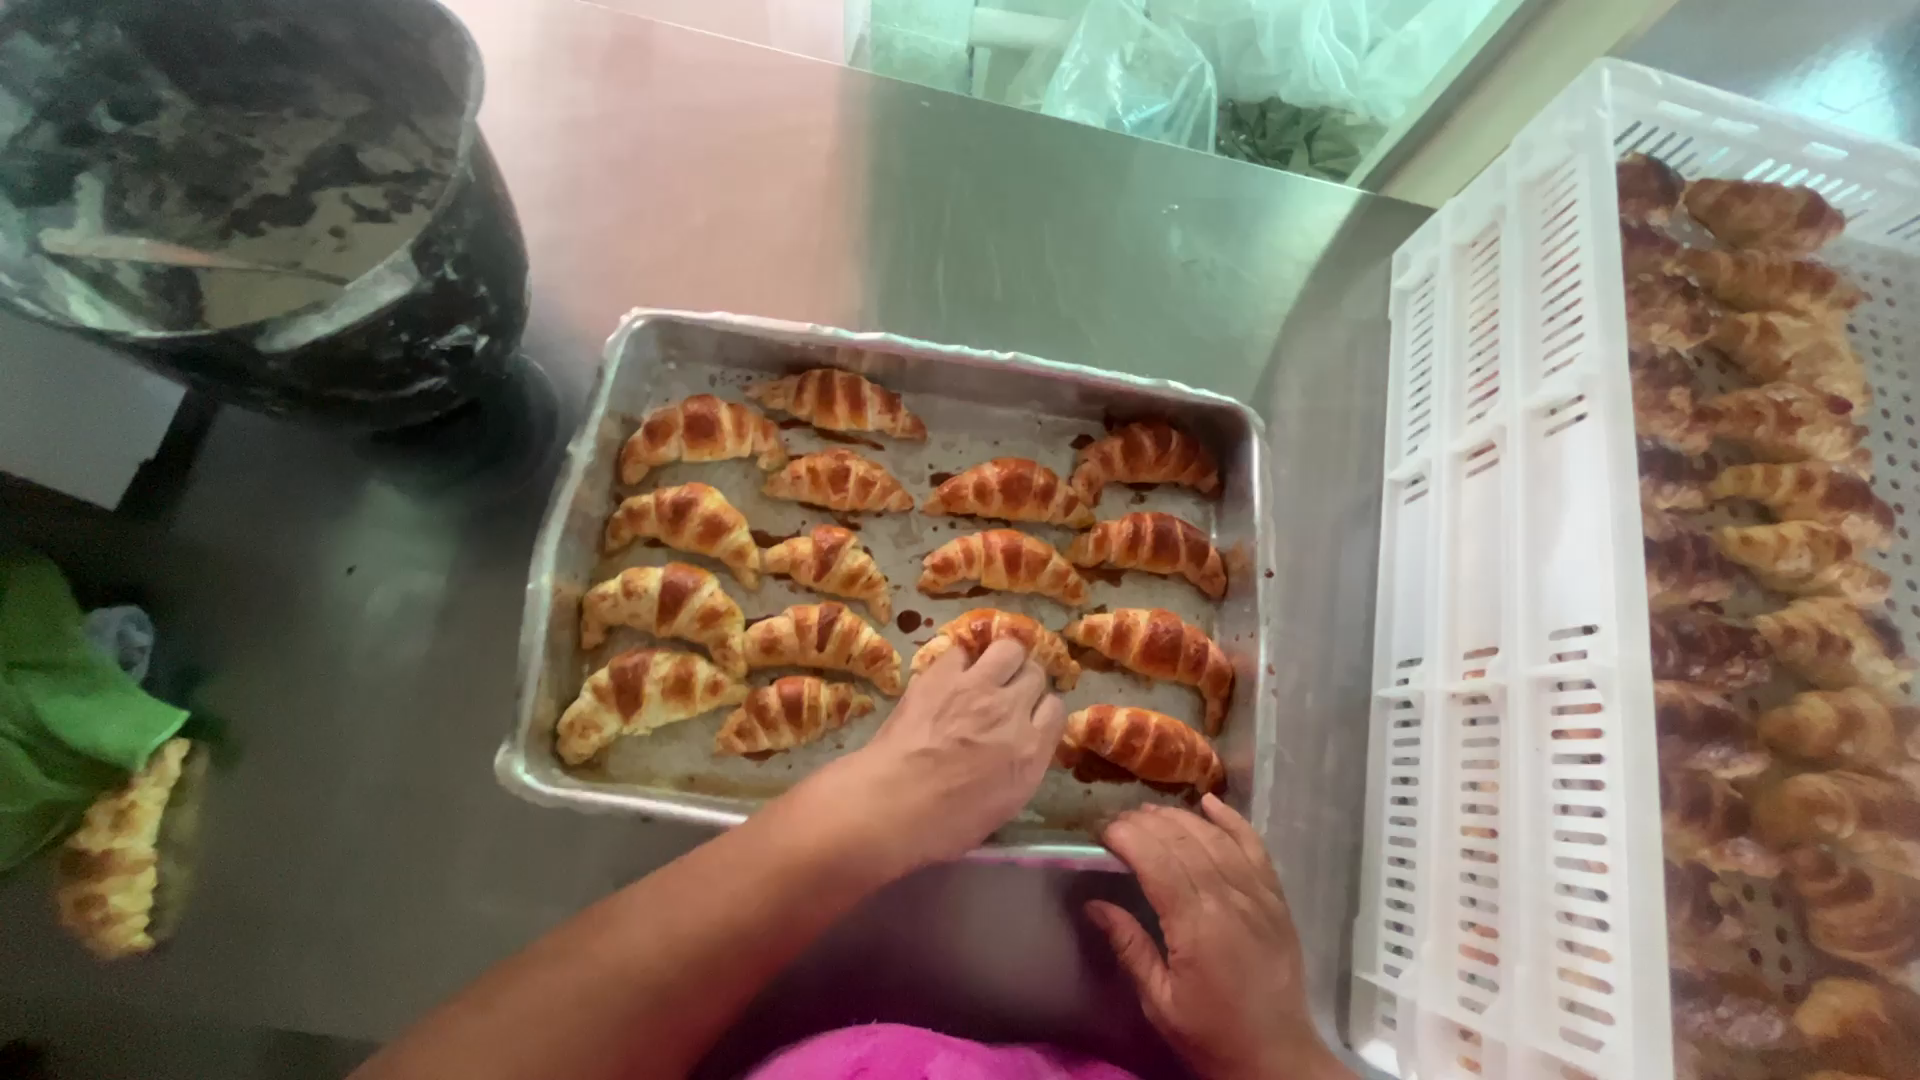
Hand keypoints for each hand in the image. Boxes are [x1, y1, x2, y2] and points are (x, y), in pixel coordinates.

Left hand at [827, 638, 1066, 868]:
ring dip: (1001, 659)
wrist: (892, 803)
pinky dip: (960, 661)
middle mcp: (1010, 710)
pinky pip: (962, 651)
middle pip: (1035, 673)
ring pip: (1008, 648)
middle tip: (1005, 692)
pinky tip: (949, 675)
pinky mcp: (941, 673)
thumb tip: (1017, 748)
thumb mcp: (1002, 805)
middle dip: (1024, 680)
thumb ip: (1019, 766)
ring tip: (986, 671)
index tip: (1028, 717)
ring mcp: (976, 686)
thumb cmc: (944, 824)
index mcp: (1030, 750)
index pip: (1055, 709)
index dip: (1041, 710)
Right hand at [1088, 796, 1353, 1079]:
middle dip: (1143, 822)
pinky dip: (1231, 820)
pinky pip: (1254, 846)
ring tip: (1148, 812)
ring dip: (1178, 816)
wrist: (1278, 1059)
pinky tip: (1209, 803)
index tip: (1100, 832)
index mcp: (1196, 926)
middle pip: (1181, 839)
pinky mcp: (1275, 898)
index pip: (1155, 859)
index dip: (1124, 836)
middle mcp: (1228, 900)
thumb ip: (1129, 947)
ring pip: (1213, 836)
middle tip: (1116, 823)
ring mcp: (1257, 895)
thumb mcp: (1159, 1002)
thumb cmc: (1211, 1035)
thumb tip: (1093, 904)